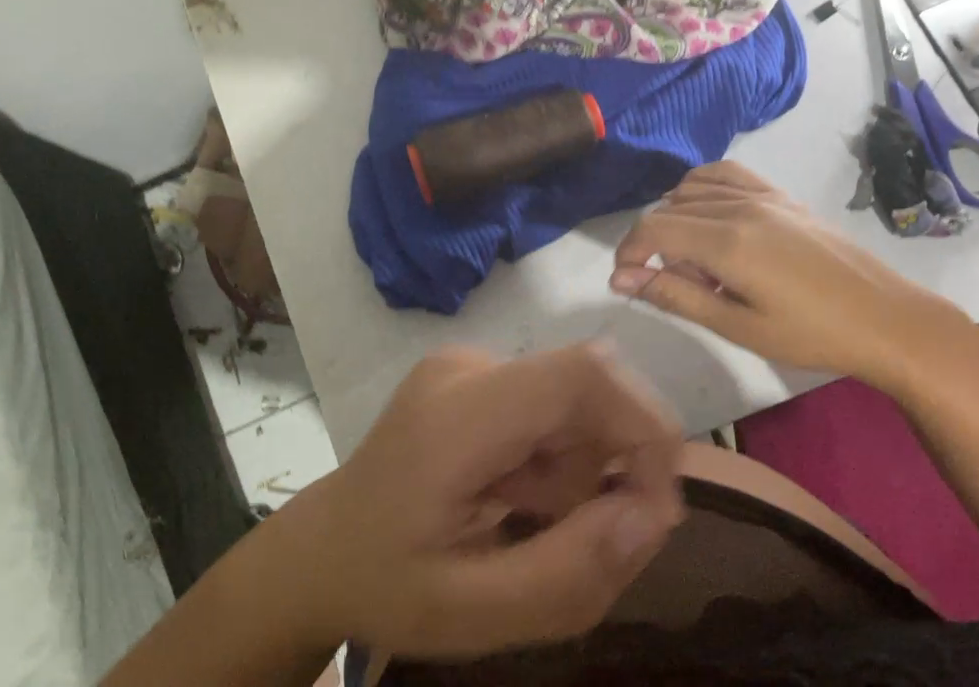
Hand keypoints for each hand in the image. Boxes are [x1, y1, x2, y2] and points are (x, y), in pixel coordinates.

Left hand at [275, 343, 684, 658]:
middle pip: (585, 391)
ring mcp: (465, 368)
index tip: (654, 507)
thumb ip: (570, 570)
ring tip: (524, 519)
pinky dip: (554, 460)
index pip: (580, 374)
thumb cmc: (389, 584)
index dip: (642, 426)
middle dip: (606, 466)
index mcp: (457, 417)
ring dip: (576, 471)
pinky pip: (548, 408)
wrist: (324, 551)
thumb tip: (655, 513)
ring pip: (572, 403)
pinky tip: (511, 496)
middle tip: (575, 536)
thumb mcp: (476, 610)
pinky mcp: (471, 379)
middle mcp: (464, 370)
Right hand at [610, 161, 976, 390]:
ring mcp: (763, 197)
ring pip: (691, 190)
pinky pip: (726, 175)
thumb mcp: (737, 326)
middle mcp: (740, 208)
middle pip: (668, 210)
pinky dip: (702, 188)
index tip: (627, 281)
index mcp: (728, 242)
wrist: (888, 320)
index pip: (653, 229)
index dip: (628, 252)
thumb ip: (676, 296)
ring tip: (697, 260)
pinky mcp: (782, 197)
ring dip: (676, 220)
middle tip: (678, 286)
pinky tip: (709, 215)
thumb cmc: (811, 334)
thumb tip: (620, 278)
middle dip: (654, 246)